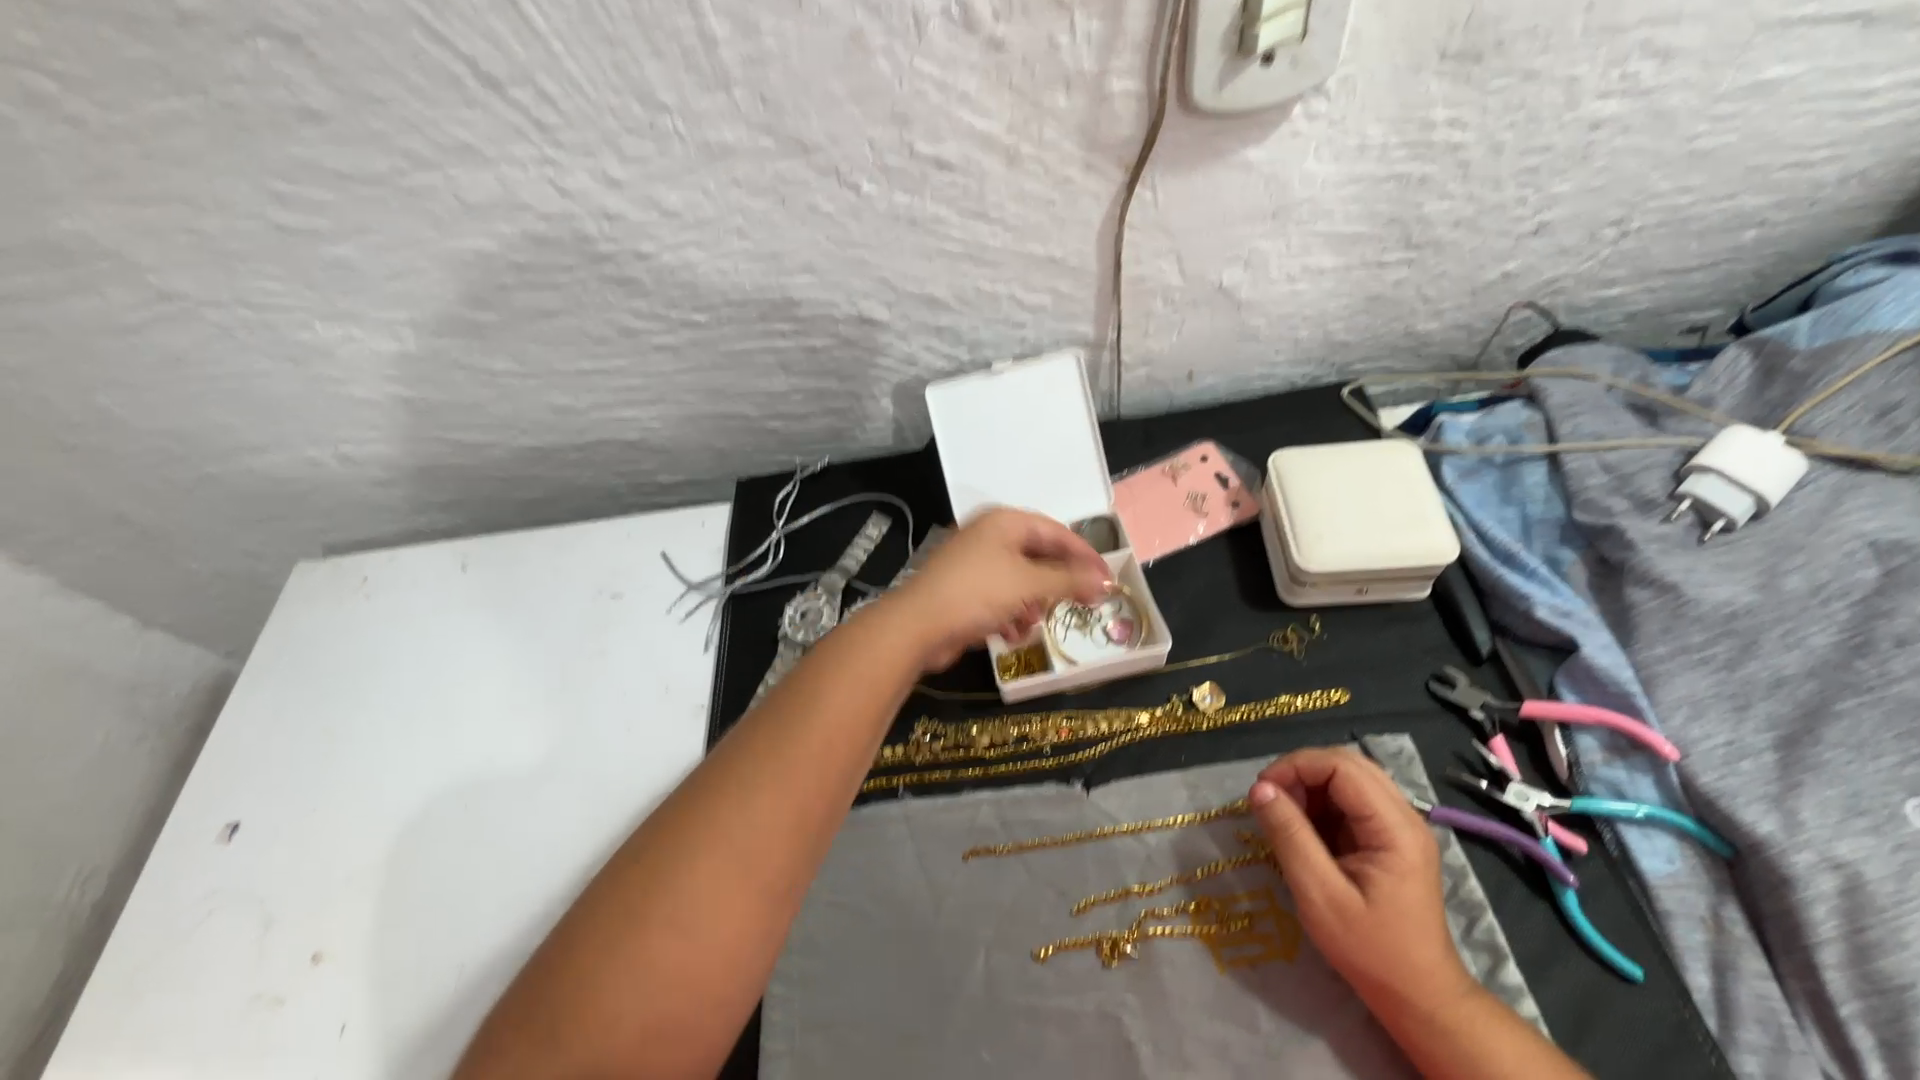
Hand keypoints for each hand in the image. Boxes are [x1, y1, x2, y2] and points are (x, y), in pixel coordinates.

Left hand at [881, 507, 1111, 672]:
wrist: (916, 626)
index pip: (1057, 531)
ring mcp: (975, 564)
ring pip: (1020, 582)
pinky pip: (1000, 599)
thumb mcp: (1029, 585)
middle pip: (1039, 557)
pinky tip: (1012, 635)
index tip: (1109, 579)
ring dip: (1033, 605)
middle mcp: (990, 537)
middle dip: (1056, 585)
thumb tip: (1107, 581)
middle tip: (1081, 605)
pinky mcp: (964, 592)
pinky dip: (1011, 615)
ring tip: (1035, 622)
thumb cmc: (976, 594)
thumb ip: (1070, 581)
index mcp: (1005, 522)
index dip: (1085, 555)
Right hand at [1247, 747, 1474, 1013]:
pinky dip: (1323, 804)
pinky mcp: (1392, 839)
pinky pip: (1354, 801)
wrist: (1417, 993)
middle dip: (1301, 772)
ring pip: (1351, 778)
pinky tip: (1305, 830)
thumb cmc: (1369, 948)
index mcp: (1395, 828)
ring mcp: (1402, 827)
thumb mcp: (1318, 894)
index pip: (1342, 766)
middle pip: (1348, 764)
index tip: (1261, 791)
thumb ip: (1289, 836)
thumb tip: (1259, 789)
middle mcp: (1406, 816)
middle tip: (1269, 800)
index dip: (1296, 766)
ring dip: (1311, 786)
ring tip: (1283, 816)